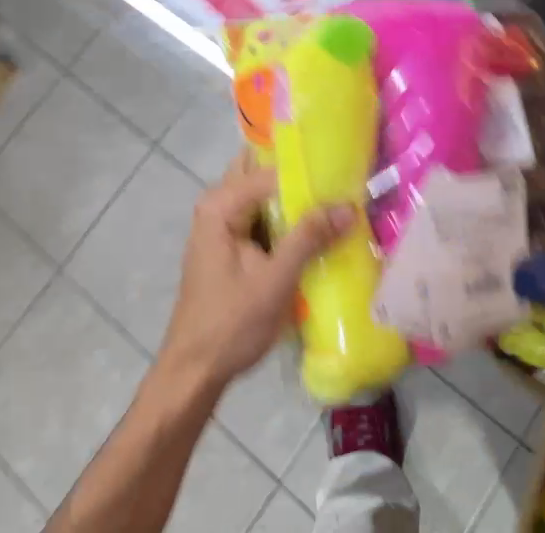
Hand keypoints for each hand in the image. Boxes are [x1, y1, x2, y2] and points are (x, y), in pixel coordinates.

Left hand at [158, 152, 354, 387]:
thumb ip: (310, 237)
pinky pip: (263, 220)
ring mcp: (222, 227)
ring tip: (339, 203)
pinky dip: (287, 221)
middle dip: (302, 178)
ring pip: (265, 198)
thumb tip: (349, 206)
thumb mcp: (276, 280)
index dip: (310, 173)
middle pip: (265, 176)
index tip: (347, 177)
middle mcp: (217, 207)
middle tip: (344, 184)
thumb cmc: (232, 324)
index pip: (273, 171)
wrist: (195, 371)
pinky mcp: (231, 247)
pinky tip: (318, 231)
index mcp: (221, 206)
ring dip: (297, 201)